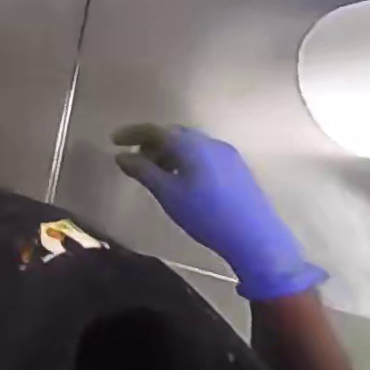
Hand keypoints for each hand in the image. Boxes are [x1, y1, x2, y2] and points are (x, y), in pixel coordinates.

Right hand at [112, 124, 325, 301]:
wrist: (256, 238)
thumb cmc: (205, 214)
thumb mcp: (167, 193)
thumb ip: (143, 171)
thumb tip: (121, 156)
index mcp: (192, 145)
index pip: (155, 130)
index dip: (132, 133)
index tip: (113, 141)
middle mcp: (210, 143)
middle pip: (174, 134)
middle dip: (151, 143)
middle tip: (134, 159)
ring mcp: (227, 155)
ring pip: (189, 145)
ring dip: (168, 153)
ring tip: (155, 172)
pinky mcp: (236, 169)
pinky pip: (202, 155)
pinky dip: (184, 160)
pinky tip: (179, 179)